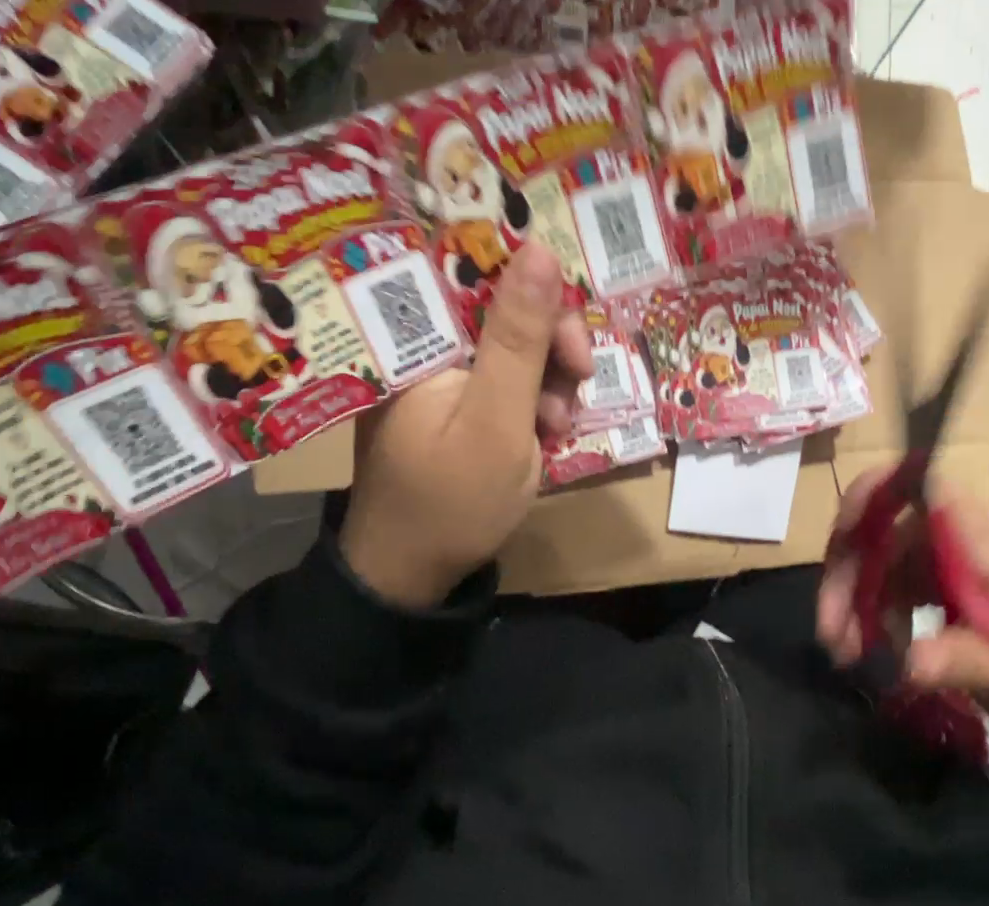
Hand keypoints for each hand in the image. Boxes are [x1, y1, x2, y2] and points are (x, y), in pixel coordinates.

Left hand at [339, 244, 593, 607]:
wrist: (411, 573)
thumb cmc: (452, 500)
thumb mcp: (498, 418)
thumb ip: (519, 338)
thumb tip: (540, 249)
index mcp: (418, 337)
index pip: (482, 274)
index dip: (540, 295)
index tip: (574, 345)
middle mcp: (421, 346)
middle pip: (503, 311)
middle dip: (552, 348)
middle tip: (578, 385)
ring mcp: (435, 378)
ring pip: (511, 350)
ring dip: (549, 383)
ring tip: (557, 428)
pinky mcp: (448, 406)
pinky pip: (502, 383)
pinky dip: (531, 406)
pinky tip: (544, 434)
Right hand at [815, 468, 988, 716]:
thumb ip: (966, 660)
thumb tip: (906, 664)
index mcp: (975, 542)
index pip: (920, 488)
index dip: (875, 494)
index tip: (843, 535)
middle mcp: (951, 544)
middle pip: (879, 536)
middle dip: (846, 579)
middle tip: (831, 636)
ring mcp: (944, 568)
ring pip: (877, 569)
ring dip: (852, 606)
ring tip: (844, 657)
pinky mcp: (942, 593)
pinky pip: (891, 596)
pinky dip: (872, 622)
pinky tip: (868, 657)